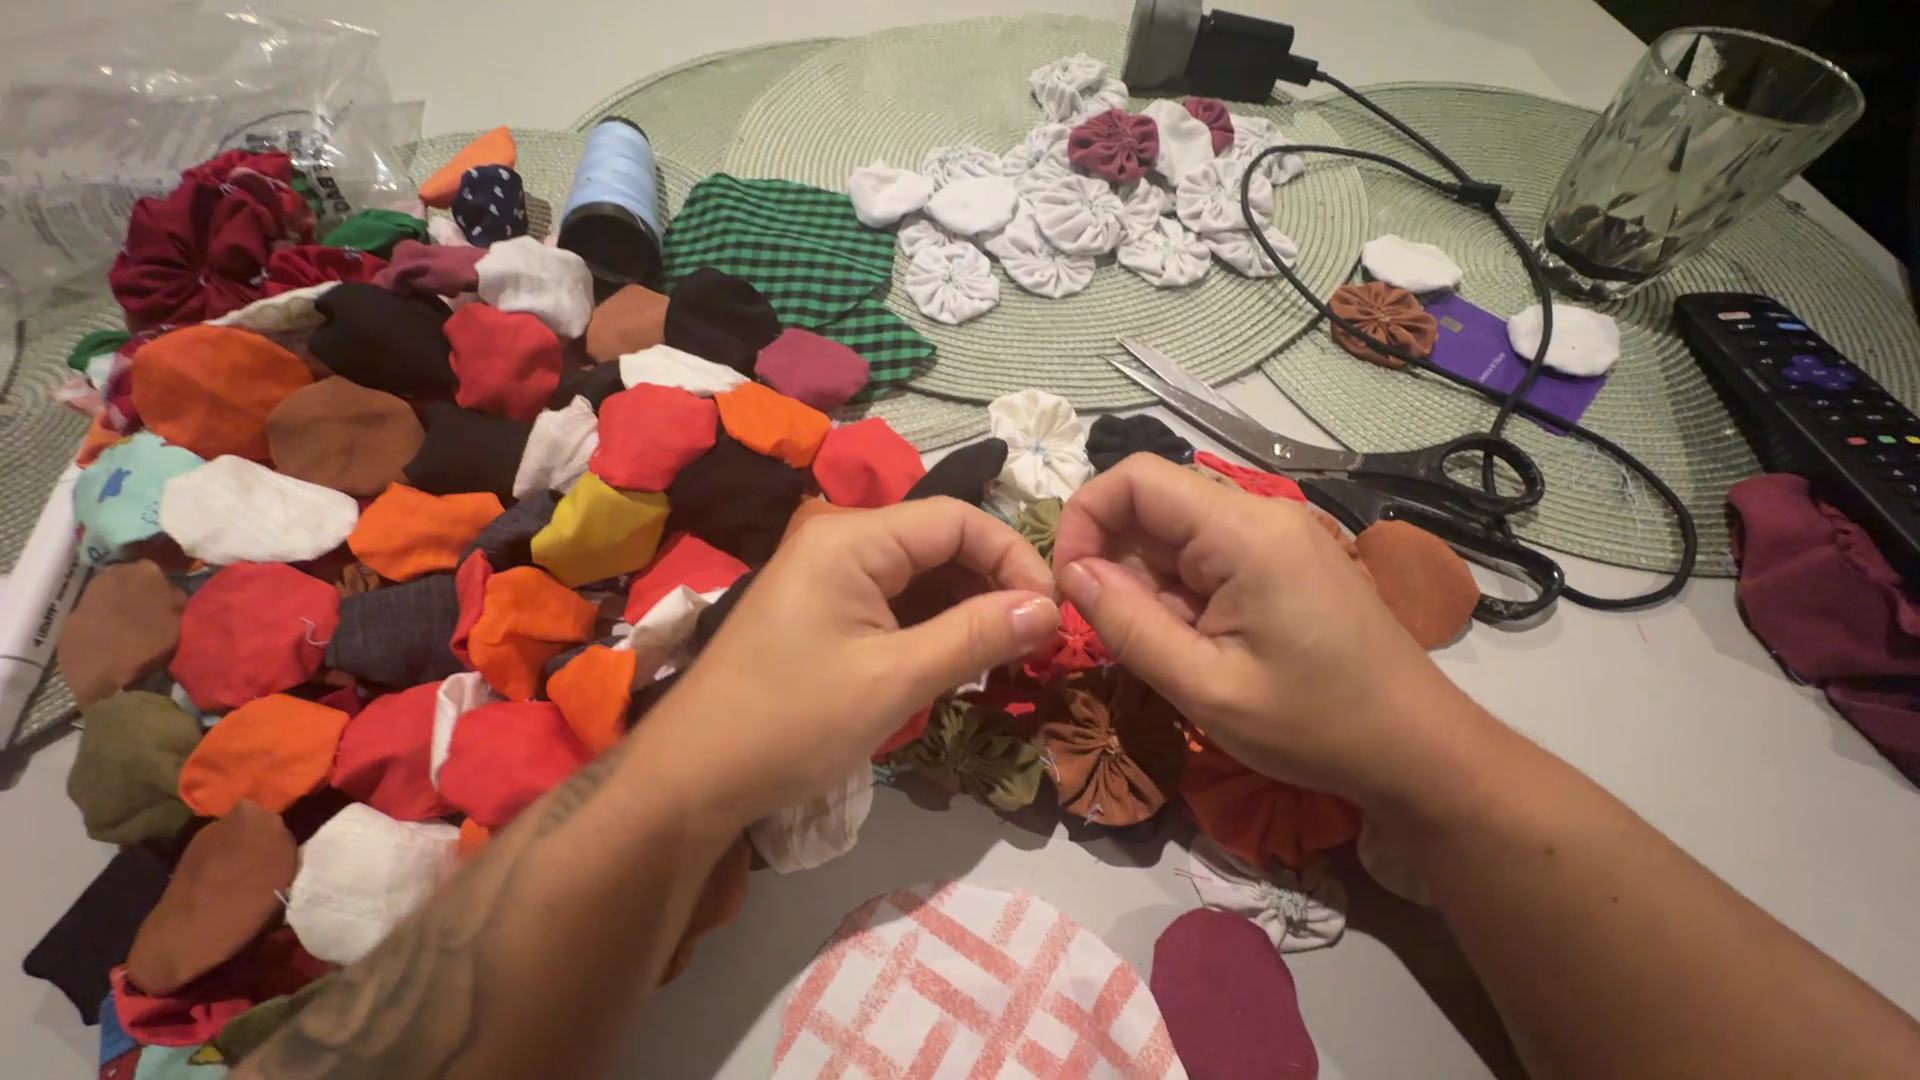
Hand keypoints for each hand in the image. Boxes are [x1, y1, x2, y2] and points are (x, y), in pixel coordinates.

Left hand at [644, 497, 1060, 824]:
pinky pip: (894, 602)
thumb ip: (976, 636)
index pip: (956, 519)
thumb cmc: (791, 724)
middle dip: (993, 585)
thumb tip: (1051, 607)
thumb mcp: (895, 680)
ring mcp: (828, 577)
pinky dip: (932, 626)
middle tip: (1033, 641)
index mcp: (851, 539)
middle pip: (939, 543)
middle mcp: (839, 542)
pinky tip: (958, 660)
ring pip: (920, 575)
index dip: (1013, 556)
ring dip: (966, 609)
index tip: (1051, 611)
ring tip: (1003, 656)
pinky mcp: (823, 611)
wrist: (691, 780)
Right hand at [1051, 454, 1477, 806]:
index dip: (1085, 518)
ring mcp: (1277, 535)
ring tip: (1166, 647)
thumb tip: (1071, 574)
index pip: (1136, 479)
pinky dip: (1179, 593)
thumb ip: (1127, 624)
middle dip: (1113, 559)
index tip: (1069, 586)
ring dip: (1147, 583)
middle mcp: (1261, 515)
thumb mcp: (1205, 687)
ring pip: (1175, 533)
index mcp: (1245, 533)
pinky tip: (1196, 643)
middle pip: (1154, 504)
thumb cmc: (1315, 726)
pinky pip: (1205, 555)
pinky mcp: (1283, 560)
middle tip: (1111, 630)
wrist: (1420, 752)